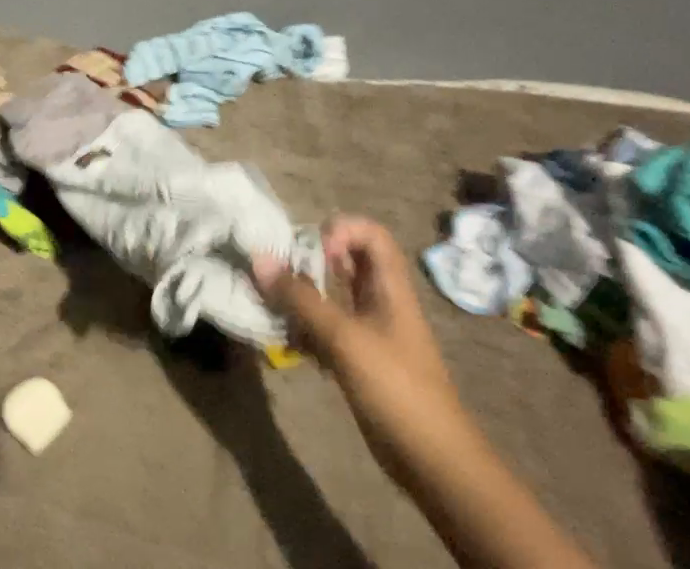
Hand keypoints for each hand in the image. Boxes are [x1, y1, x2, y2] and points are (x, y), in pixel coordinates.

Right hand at [252, 218, 468, 468]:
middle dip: (307, 262)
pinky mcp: (357, 358)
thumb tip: (259, 258)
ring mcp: (369, 331)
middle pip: (344, 263)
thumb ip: (301, 299)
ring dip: (299, 297)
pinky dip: (303, 329)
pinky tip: (284, 342)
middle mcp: (380, 302)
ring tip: (271, 306)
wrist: (431, 458)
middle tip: (276, 275)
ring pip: (330, 296)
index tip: (311, 253)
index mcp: (390, 288)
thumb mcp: (345, 338)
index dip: (340, 231)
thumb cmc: (395, 388)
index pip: (370, 234)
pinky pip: (324, 328)